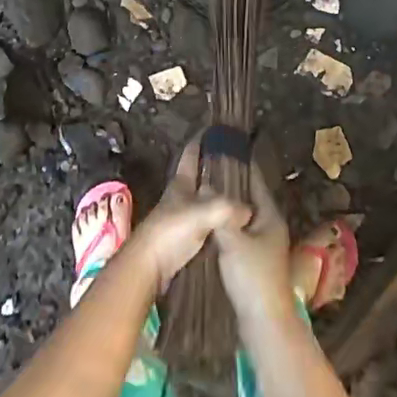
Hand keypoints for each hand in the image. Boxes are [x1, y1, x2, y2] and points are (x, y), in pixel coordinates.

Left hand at [124, 137, 248, 289]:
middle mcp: (180, 196)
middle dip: (215, 169)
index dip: (201, 140)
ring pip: (204, 200)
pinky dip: (219, 220)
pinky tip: (233, 223)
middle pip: (199, 177)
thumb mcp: (203, 213)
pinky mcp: (184, 238)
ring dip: (219, 196)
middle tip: (239, 164)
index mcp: (181, 183)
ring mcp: (181, 217)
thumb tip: (249, 210)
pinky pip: (207, 222)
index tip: (215, 129)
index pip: (191, 154)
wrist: (148, 266)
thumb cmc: (170, 231)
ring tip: (242, 194)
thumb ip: (228, 208)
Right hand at [211, 162, 296, 325]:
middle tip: (207, 171)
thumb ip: (219, 214)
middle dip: (231, 186)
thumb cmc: (252, 276)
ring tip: (204, 194)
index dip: (241, 165)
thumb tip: (206, 188)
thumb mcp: (232, 240)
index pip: (256, 181)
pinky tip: (209, 226)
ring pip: (243, 218)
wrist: (264, 322)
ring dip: (228, 208)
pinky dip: (227, 226)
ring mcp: (264, 245)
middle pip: (249, 199)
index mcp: (270, 215)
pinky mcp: (256, 262)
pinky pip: (240, 234)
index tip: (224, 150)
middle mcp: (270, 226)